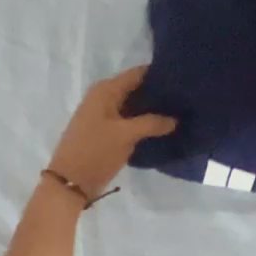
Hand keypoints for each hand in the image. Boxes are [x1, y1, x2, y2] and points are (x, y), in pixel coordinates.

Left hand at [46, 66, 176, 196]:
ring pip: (134, 105)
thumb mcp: (126, 135)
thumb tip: (176, 119)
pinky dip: (143, 121)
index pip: (137, 73)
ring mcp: (104, 115)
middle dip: (158, 93)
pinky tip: (163, 127)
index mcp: (105, 90)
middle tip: (185, 98)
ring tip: (180, 111)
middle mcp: (104, 97)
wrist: (70, 182)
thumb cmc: (95, 152)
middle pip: (136, 88)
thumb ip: (152, 122)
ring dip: (152, 109)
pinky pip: (129, 119)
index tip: (182, 80)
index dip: (158, 74)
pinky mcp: (106, 131)